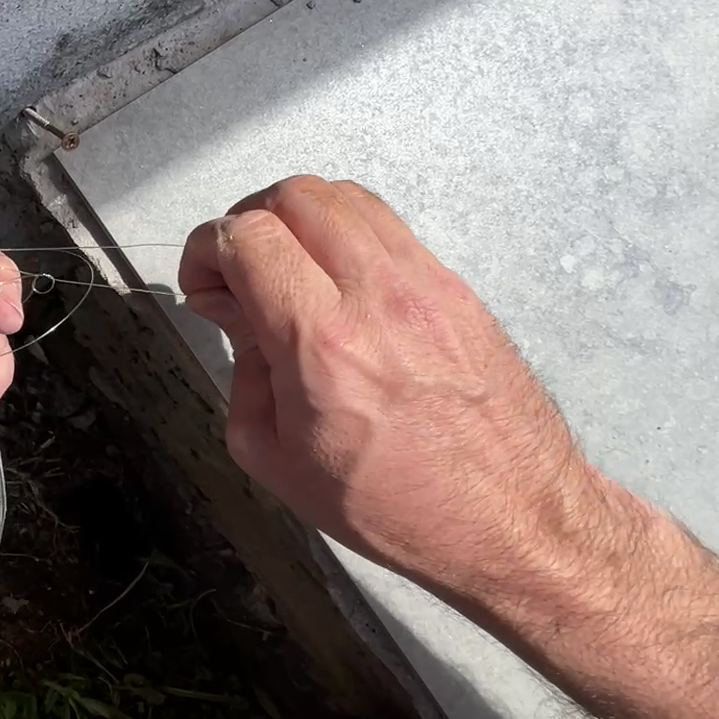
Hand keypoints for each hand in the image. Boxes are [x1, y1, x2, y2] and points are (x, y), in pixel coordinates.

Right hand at [177, 175, 600, 595]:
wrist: (516, 525)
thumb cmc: (383, 503)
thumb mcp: (268, 450)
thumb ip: (237, 362)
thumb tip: (229, 306)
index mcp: (320, 345)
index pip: (246, 237)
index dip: (203, 249)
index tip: (203, 287)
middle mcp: (375, 298)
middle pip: (291, 196)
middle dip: (243, 222)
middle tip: (238, 272)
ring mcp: (426, 284)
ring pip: (339, 194)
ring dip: (291, 218)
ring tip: (284, 268)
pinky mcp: (456, 285)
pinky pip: (381, 222)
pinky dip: (336, 231)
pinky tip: (330, 279)